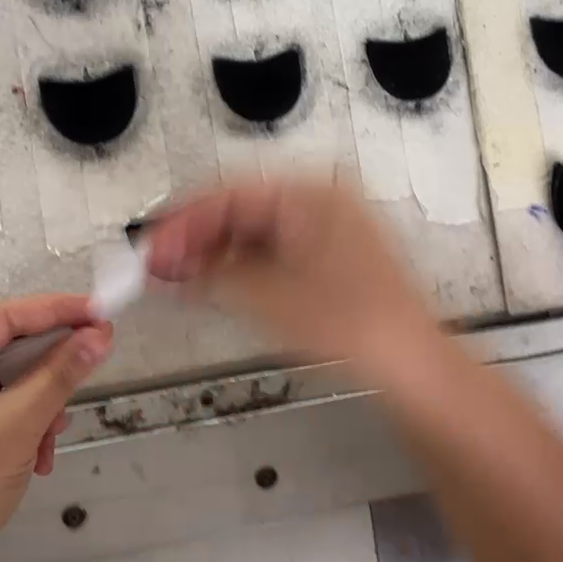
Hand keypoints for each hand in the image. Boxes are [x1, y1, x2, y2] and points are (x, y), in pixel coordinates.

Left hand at [0, 294, 113, 561]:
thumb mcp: (15, 427)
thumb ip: (59, 375)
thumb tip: (100, 334)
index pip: (4, 316)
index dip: (57, 310)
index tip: (103, 311)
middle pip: (6, 346)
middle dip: (49, 368)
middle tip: (93, 368)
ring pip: (8, 380)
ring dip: (39, 404)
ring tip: (54, 437)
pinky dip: (23, 425)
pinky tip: (38, 456)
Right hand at [145, 179, 436, 372]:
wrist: (413, 369)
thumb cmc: (352, 326)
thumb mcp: (266, 296)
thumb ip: (207, 272)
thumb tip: (162, 263)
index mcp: (311, 192)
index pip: (228, 194)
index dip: (182, 223)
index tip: (148, 250)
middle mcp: (322, 198)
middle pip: (240, 208)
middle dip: (194, 237)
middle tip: (156, 267)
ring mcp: (330, 225)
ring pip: (254, 229)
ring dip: (214, 252)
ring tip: (176, 278)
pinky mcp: (332, 254)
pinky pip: (273, 247)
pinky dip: (240, 265)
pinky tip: (212, 284)